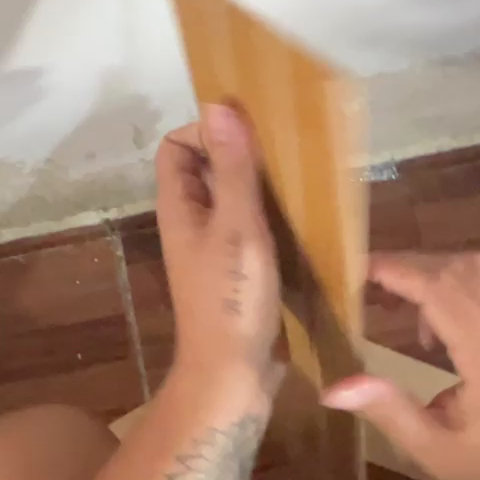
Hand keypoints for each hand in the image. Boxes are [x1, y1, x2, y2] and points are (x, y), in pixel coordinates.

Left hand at [154, 104, 281, 390]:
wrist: (233, 373)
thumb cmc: (232, 299)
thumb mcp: (237, 226)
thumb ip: (232, 168)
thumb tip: (219, 105)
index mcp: (179, 206)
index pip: (177, 146)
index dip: (207, 132)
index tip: (251, 137)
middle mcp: (191, 222)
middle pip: (206, 169)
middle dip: (241, 155)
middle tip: (285, 158)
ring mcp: (213, 248)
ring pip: (231, 199)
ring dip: (260, 187)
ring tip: (299, 184)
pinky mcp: (236, 270)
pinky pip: (249, 228)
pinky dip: (270, 218)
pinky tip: (301, 221)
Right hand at [320, 252, 479, 479]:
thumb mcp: (434, 451)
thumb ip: (386, 409)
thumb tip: (332, 388)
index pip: (443, 292)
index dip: (399, 273)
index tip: (359, 269)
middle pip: (463, 270)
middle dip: (412, 265)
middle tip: (368, 279)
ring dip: (435, 273)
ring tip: (395, 298)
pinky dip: (455, 289)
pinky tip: (431, 326)